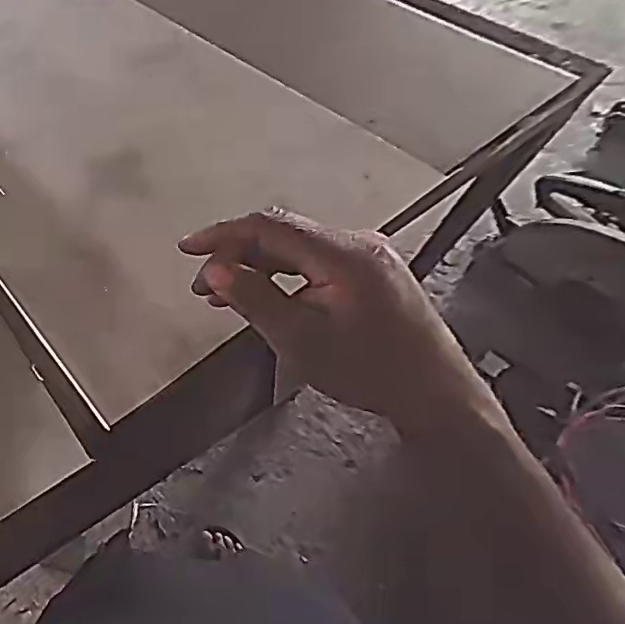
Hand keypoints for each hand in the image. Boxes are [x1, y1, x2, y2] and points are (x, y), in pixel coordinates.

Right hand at [178, 209, 493, 432]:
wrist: (436, 396)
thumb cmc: (373, 372)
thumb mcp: (300, 339)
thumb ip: (253, 298)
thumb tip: (214, 271)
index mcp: (344, 253)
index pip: (269, 227)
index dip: (222, 235)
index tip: (189, 249)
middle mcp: (357, 244)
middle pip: (281, 235)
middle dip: (235, 255)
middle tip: (203, 284)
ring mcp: (366, 257)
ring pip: (294, 249)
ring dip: (255, 266)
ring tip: (223, 293)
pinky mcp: (368, 273)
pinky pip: (312, 263)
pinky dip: (280, 275)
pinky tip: (261, 294)